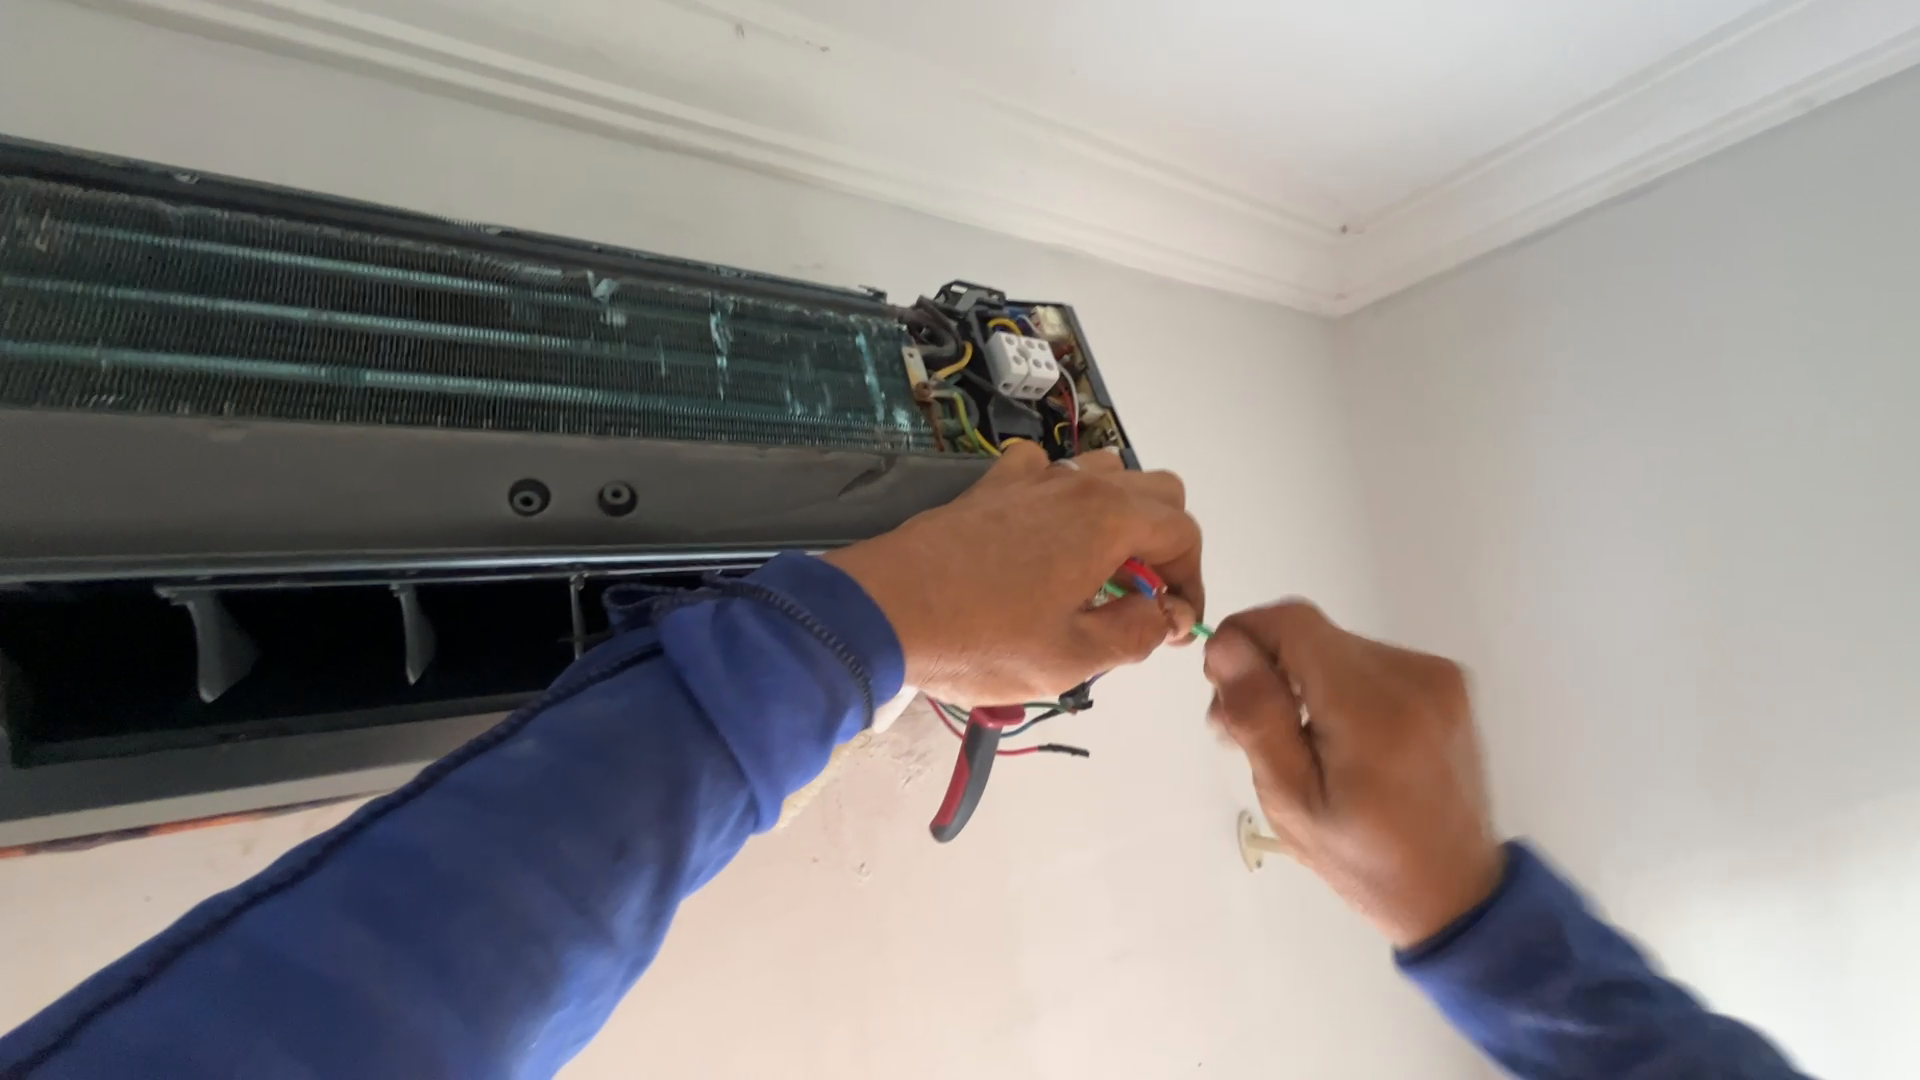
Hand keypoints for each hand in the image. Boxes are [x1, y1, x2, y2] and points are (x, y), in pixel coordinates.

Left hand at [824, 443, 1202, 705]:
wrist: (882, 610)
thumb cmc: (980, 640)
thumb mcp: (1070, 657)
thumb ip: (1134, 633)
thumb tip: (1163, 615)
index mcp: (1107, 520)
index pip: (1183, 533)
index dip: (1191, 580)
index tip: (1171, 623)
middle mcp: (1075, 485)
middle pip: (1154, 490)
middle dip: (1163, 542)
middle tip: (1138, 596)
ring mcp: (1029, 479)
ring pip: (1101, 472)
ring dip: (1117, 514)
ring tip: (1094, 568)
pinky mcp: (989, 487)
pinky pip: (1041, 470)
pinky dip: (1058, 494)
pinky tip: (1041, 533)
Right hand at [1203, 602, 1501, 947]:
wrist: (1456, 892)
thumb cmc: (1361, 858)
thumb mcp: (1289, 799)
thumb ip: (1256, 716)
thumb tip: (1225, 645)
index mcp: (1374, 709)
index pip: (1291, 622)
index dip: (1244, 637)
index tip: (1224, 687)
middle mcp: (1413, 676)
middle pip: (1307, 633)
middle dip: (1263, 666)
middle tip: (1242, 728)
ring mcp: (1436, 675)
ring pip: (1330, 643)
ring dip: (1294, 676)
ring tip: (1287, 737)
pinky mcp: (1443, 680)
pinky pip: (1360, 658)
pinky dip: (1329, 682)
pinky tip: (1327, 731)